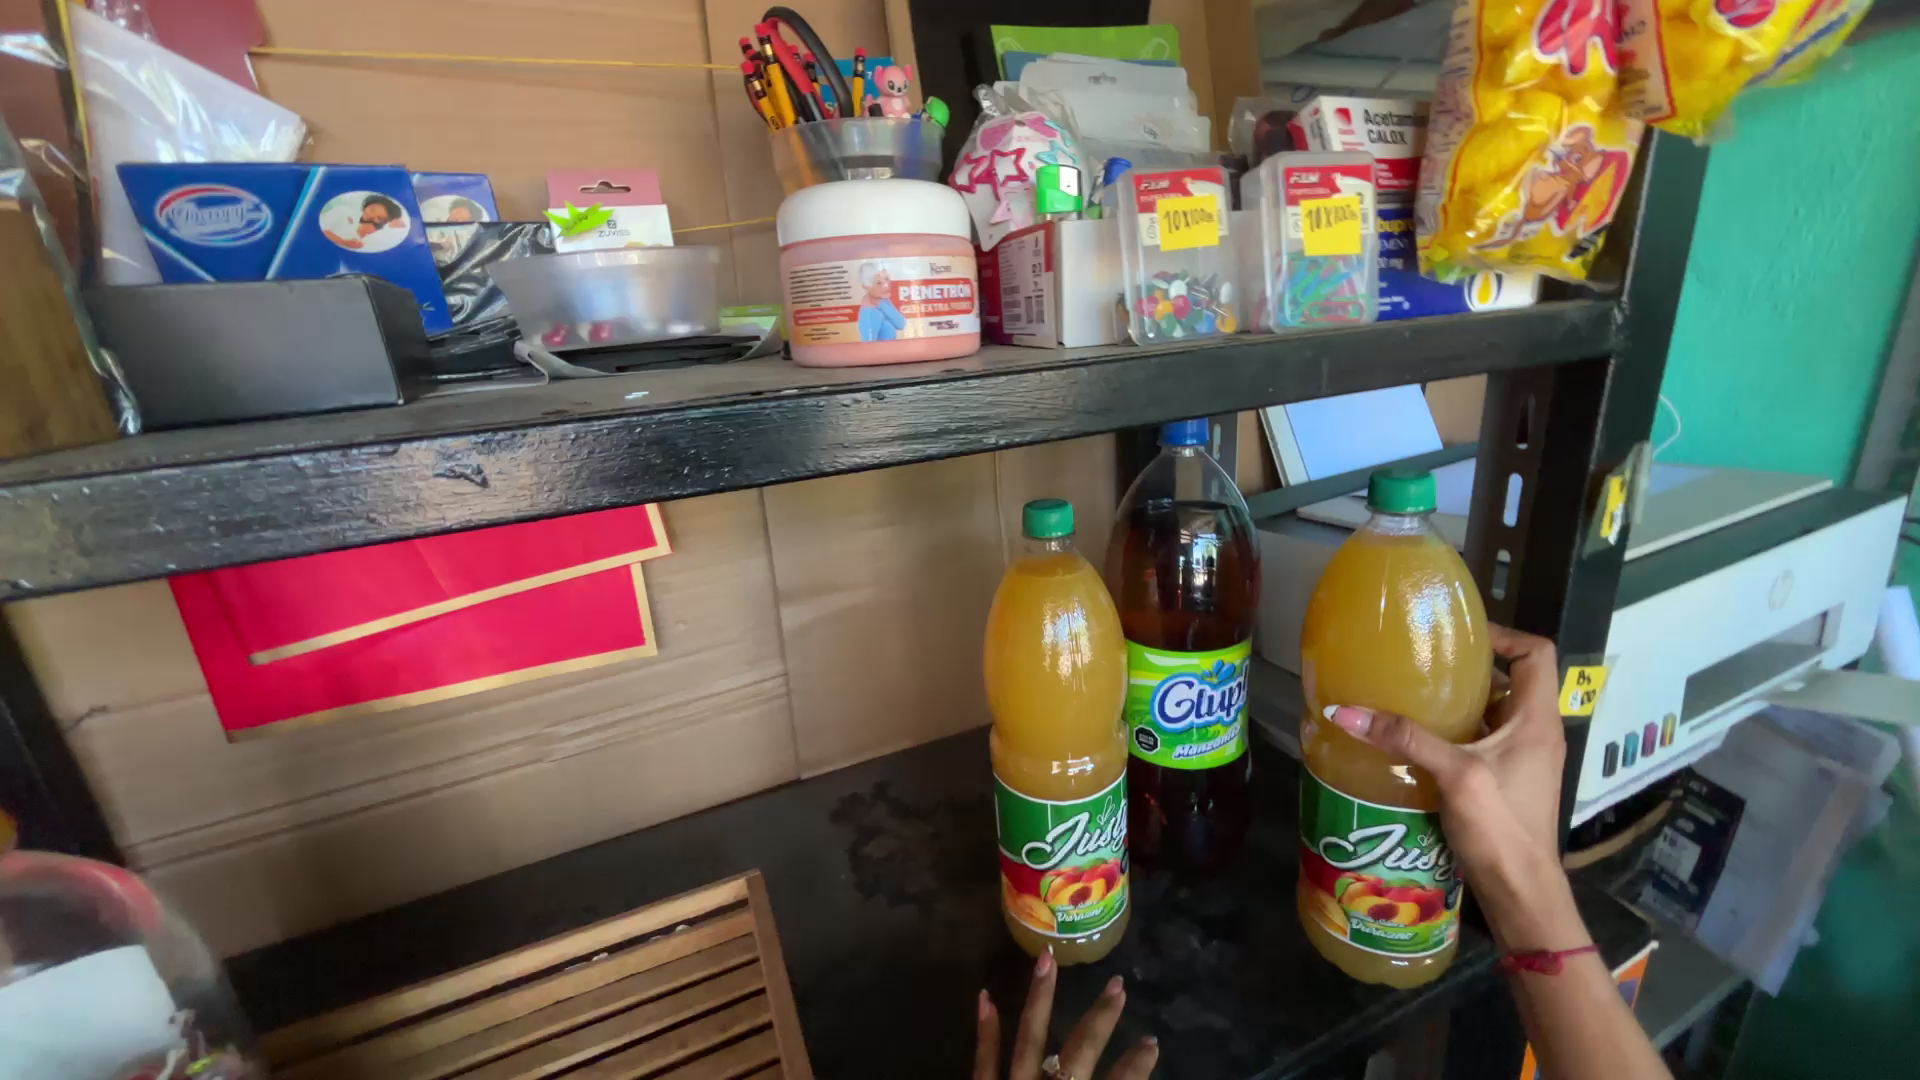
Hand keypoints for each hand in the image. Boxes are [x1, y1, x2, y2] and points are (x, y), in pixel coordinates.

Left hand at [974, 951, 1158, 1079]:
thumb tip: (1128, 1071)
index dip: (1136, 1066)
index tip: (1152, 1040)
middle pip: (1080, 1051)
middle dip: (1101, 1017)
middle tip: (1118, 983)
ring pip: (1030, 1040)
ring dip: (1041, 997)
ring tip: (1047, 957)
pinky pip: (984, 1062)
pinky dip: (986, 1031)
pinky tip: (986, 996)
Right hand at [1325, 624, 1565, 892]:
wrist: (1520, 891)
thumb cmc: (1502, 826)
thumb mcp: (1455, 774)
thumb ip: (1404, 738)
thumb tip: (1343, 710)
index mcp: (1536, 721)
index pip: (1535, 655)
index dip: (1501, 636)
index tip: (1455, 635)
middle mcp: (1533, 732)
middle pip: (1507, 679)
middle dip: (1463, 666)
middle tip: (1416, 659)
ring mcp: (1518, 757)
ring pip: (1487, 709)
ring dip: (1451, 698)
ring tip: (1405, 691)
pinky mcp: (1500, 777)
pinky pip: (1475, 736)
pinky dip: (1446, 728)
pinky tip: (1410, 734)